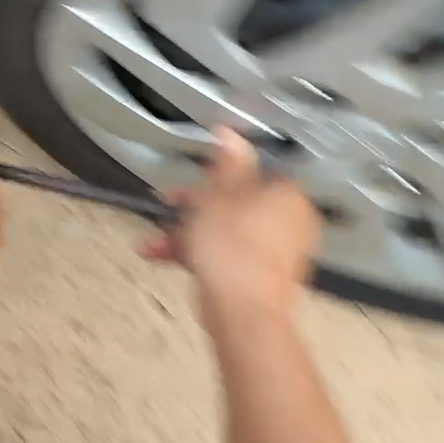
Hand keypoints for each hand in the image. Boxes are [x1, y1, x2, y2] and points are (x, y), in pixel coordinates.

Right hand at [140, 127, 319, 322]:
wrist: (241, 310)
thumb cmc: (231, 244)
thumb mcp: (219, 194)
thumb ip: (226, 162)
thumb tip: (229, 132)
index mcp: (287, 196)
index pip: (253, 171)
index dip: (216, 173)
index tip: (191, 178)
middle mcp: (289, 222)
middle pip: (234, 201)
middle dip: (192, 206)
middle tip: (168, 206)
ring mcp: (275, 251)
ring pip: (223, 228)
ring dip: (185, 231)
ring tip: (154, 240)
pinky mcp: (260, 275)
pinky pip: (225, 252)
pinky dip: (195, 251)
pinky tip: (159, 254)